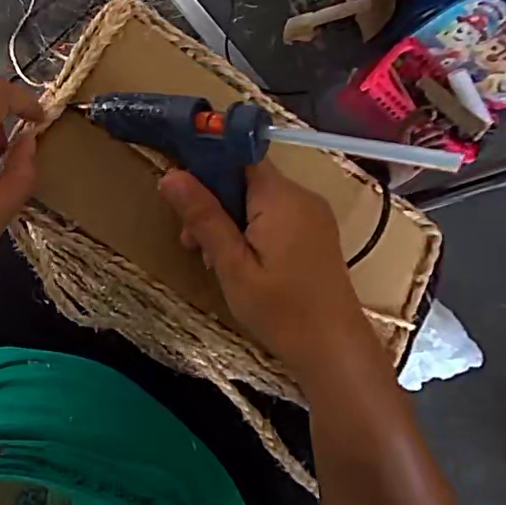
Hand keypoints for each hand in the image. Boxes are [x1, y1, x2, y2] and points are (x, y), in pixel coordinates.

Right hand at [158, 161, 379, 385]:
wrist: (335, 351)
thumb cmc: (281, 310)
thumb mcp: (232, 265)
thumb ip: (204, 217)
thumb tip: (171, 175)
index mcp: (281, 197)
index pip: (239, 154)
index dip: (206, 164)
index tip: (180, 192)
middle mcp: (301, 196)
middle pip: (246, 178)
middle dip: (212, 202)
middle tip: (191, 242)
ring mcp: (312, 214)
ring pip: (257, 199)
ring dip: (228, 220)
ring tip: (212, 259)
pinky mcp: (315, 233)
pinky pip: (274, 215)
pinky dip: (250, 229)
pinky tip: (238, 262)